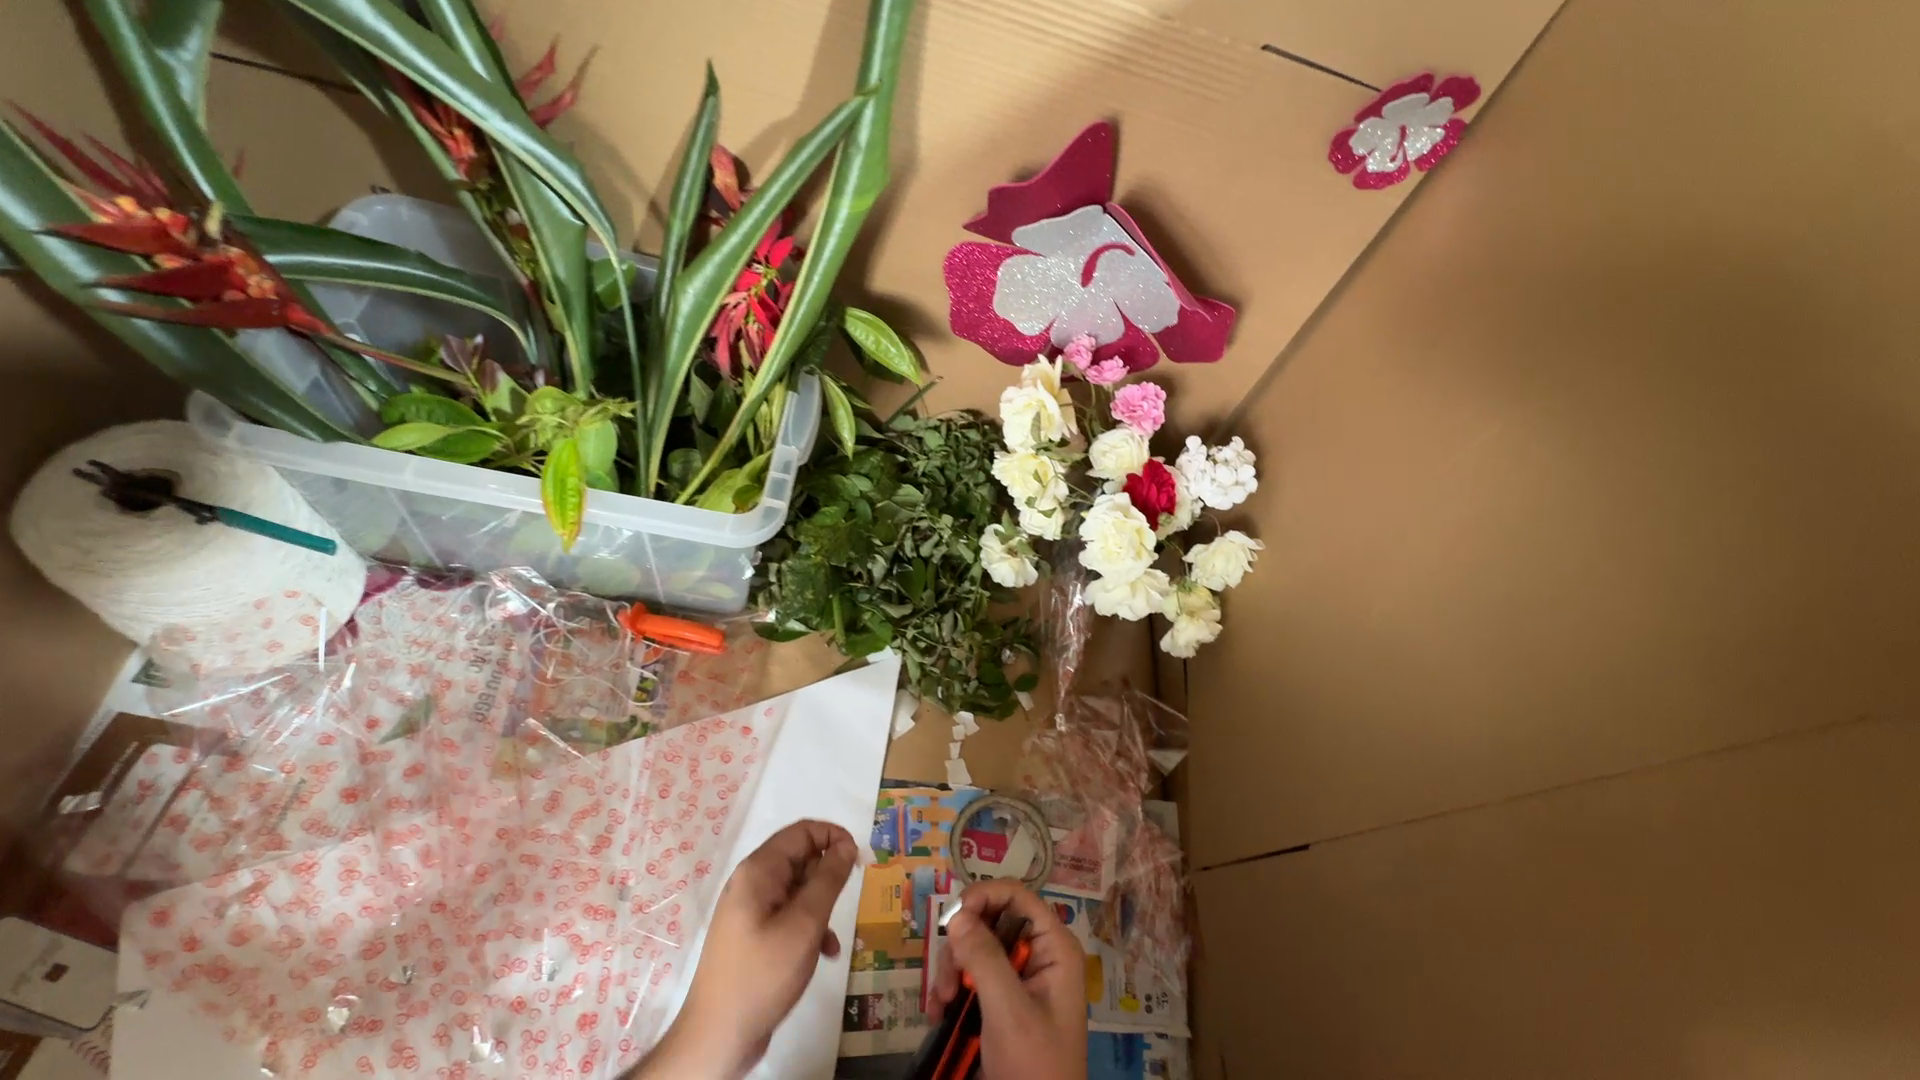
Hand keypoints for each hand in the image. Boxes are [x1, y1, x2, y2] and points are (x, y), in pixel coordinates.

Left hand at [637, 820, 856, 1079]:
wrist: (718, 1035)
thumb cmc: (763, 973)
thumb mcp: (804, 923)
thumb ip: (828, 880)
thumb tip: (846, 845)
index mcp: (759, 870)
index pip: (802, 831)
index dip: (833, 837)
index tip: (859, 861)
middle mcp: (751, 883)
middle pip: (799, 858)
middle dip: (829, 875)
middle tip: (851, 898)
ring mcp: (750, 910)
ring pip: (797, 890)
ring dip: (822, 906)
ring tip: (834, 937)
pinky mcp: (752, 935)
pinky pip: (788, 915)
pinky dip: (809, 927)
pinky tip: (823, 953)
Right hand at [931, 879, 1088, 1079]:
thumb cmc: (1034, 1063)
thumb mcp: (1009, 1009)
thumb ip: (984, 957)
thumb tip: (957, 913)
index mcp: (1053, 946)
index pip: (1016, 895)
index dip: (983, 896)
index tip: (952, 918)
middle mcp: (1037, 954)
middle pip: (990, 919)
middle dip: (962, 945)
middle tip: (949, 979)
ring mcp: (1018, 977)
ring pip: (974, 946)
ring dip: (952, 971)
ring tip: (943, 1003)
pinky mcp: (1000, 999)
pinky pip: (969, 975)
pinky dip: (950, 989)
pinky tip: (939, 1012)